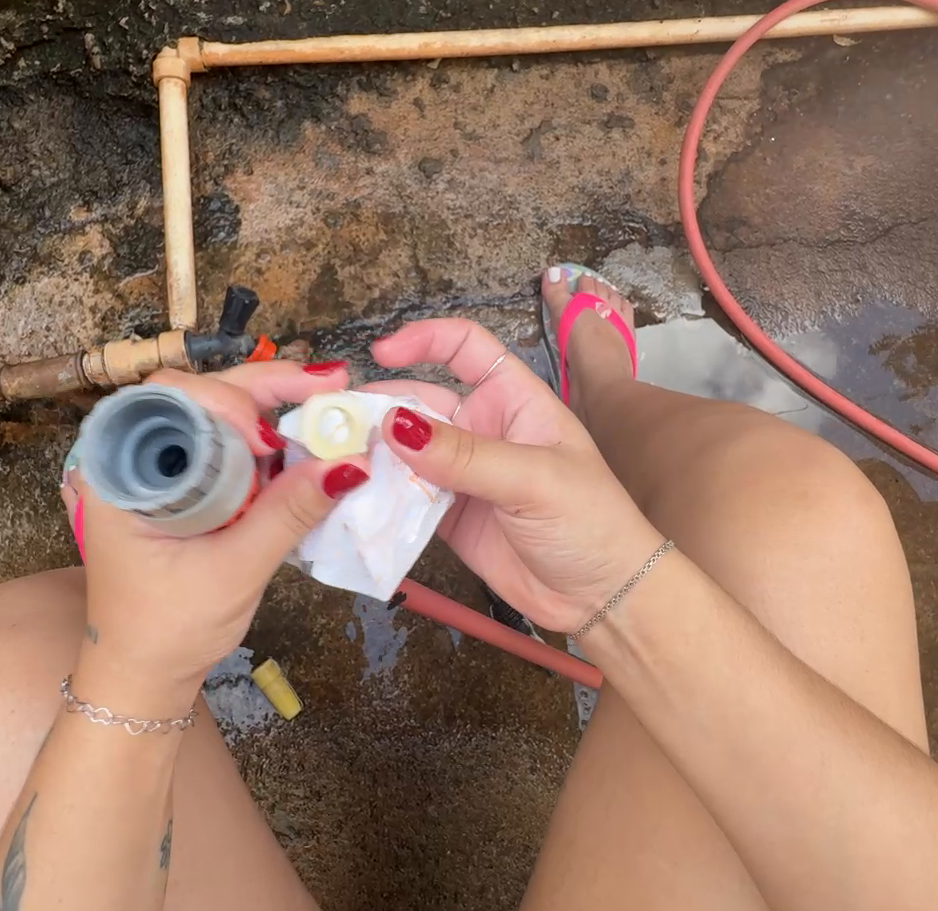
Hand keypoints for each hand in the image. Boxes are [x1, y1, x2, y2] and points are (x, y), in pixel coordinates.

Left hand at [63, 361, 366, 705]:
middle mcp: (139, 456)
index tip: (271, 440)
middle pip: (204, 395)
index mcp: (121, 471)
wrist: (145, 674)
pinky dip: (274, 442)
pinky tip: (310, 442)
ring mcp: (167, 469)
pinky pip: (234, 445)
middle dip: (269, 389)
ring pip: (224, 414)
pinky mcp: (193, 485)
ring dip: (277, 408)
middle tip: (331, 385)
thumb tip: (352, 464)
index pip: (170, 399)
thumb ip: (289, 515)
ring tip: (329, 405)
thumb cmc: (170, 628)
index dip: (226, 402)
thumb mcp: (234, 570)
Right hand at [363, 319, 661, 632]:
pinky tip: (353, 498)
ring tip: (336, 462)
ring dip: (374, 453)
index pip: (466, 348)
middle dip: (381, 408)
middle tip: (338, 426)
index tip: (381, 355)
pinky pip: (405, 496)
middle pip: (422, 401)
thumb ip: (465, 454)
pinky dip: (380, 495)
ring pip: (406, 450)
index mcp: (514, 399)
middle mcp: (484, 428)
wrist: (602, 596)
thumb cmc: (590, 520)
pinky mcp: (447, 514)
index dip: (424, 340)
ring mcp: (463, 473)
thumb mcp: (534, 478)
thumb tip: (395, 424)